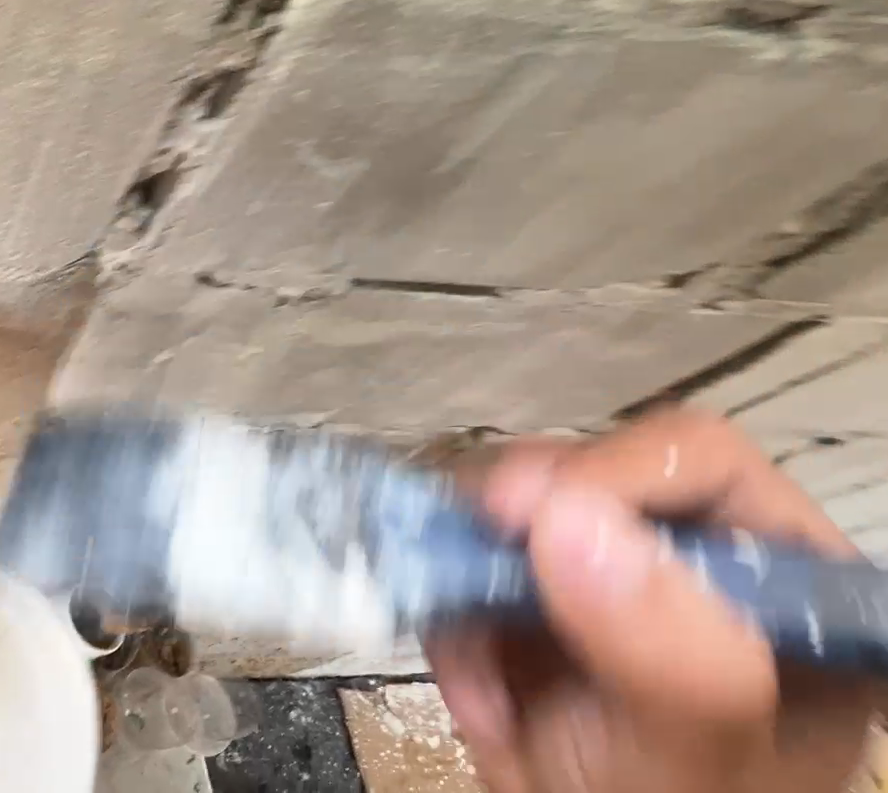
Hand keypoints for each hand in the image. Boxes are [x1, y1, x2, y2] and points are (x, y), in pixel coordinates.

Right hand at [425, 410, 874, 792]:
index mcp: (776, 578)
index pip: (691, 459)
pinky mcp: (511, 572)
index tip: (526, 521)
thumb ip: (665, 653)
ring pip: (491, 498)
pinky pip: (447, 543)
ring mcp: (586, 556)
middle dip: (511, 533)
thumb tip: (568, 519)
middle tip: (474, 582)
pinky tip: (466, 671)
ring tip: (475, 663)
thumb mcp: (687, 755)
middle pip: (574, 468)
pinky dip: (438, 600)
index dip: (607, 473)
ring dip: (461, 573)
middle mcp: (677, 548)